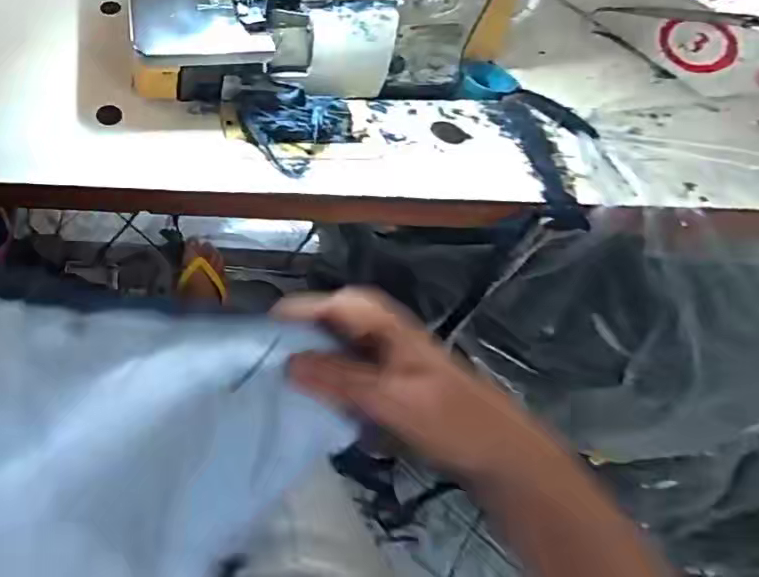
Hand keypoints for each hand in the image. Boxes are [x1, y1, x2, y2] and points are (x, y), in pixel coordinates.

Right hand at [275, 288, 559, 482]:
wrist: (501, 453)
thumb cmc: (450, 417)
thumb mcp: (391, 398)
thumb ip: (338, 378)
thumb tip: (286, 363)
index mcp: (373, 314)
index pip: (315, 305)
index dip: (285, 321)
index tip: (256, 344)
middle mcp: (369, 321)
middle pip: (316, 323)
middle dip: (293, 344)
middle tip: (266, 368)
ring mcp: (373, 346)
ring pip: (325, 345)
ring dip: (308, 365)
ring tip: (283, 386)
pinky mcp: (376, 371)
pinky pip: (338, 366)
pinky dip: (325, 380)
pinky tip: (316, 400)